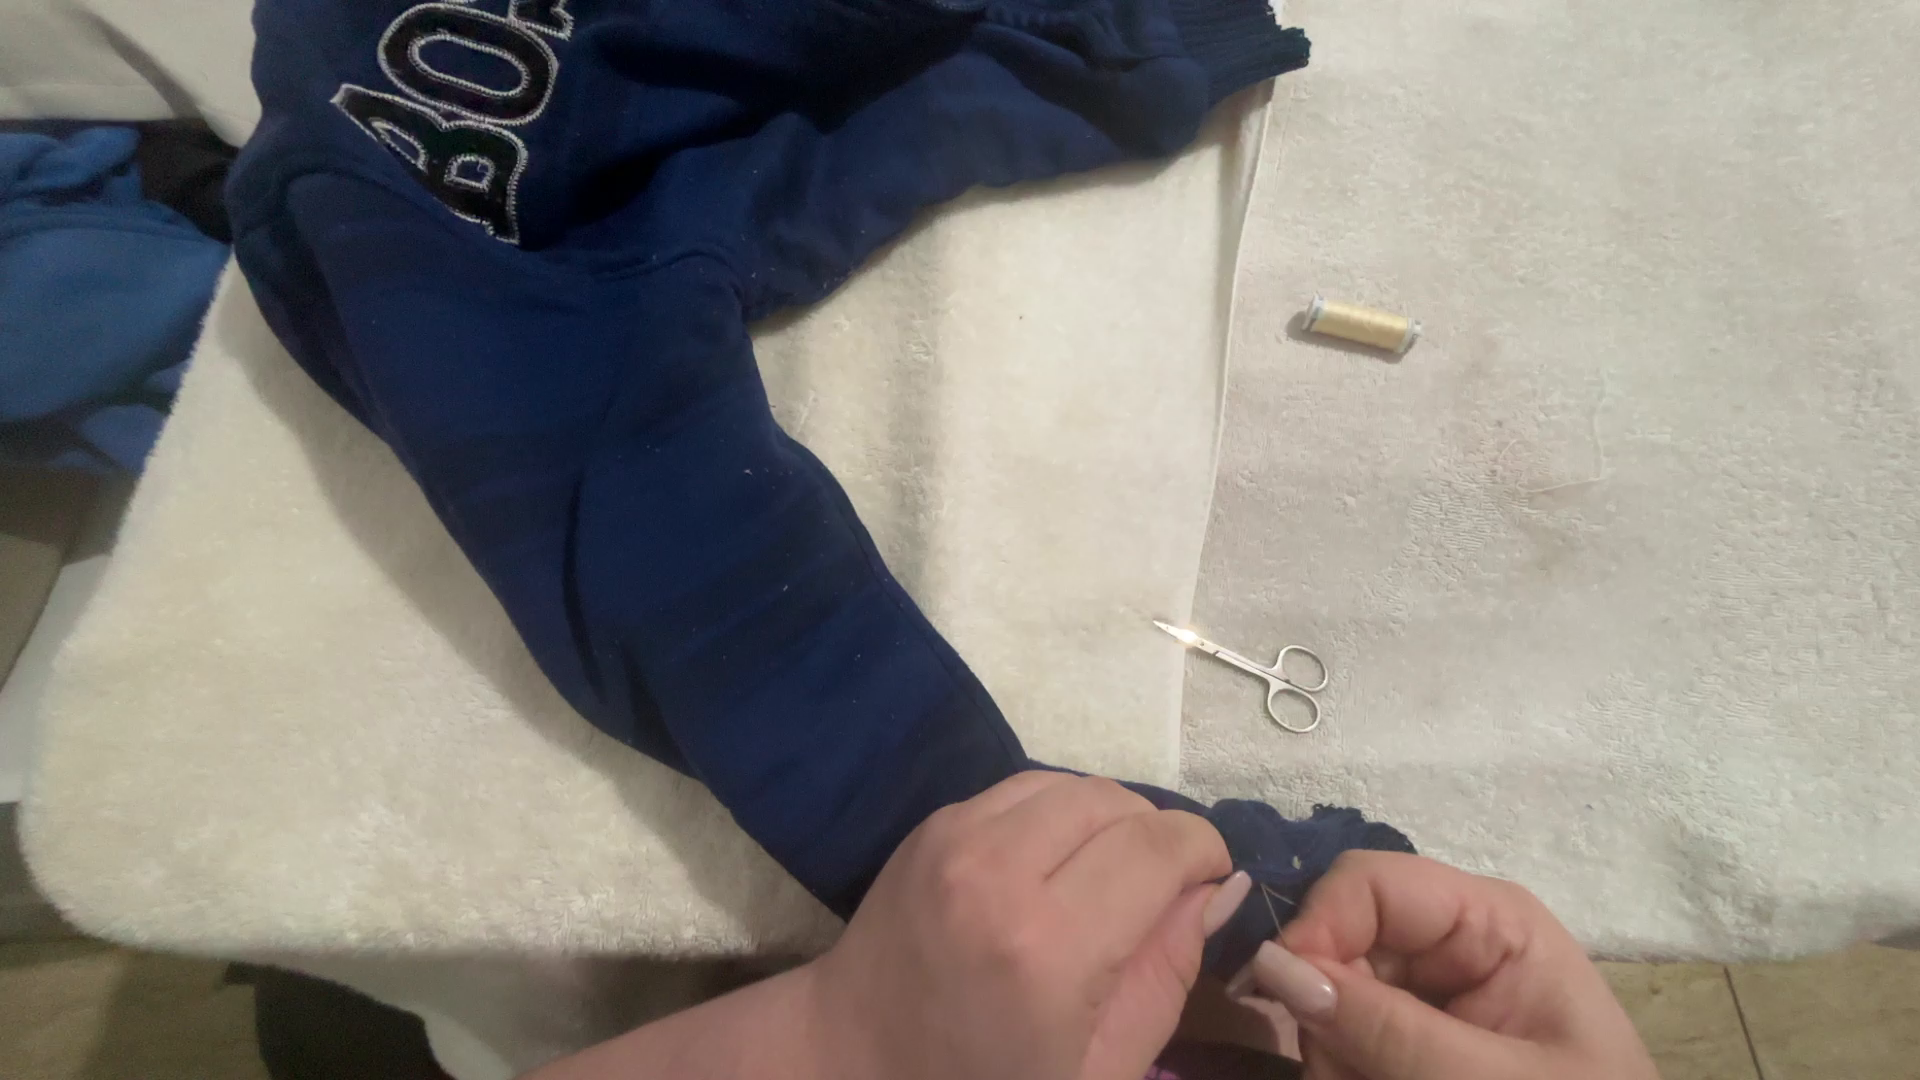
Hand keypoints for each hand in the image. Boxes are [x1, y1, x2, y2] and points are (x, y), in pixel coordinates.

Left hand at [801, 771, 1249, 1079]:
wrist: (854, 1055)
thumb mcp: (1100, 1067)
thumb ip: (1167, 971)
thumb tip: (1216, 888)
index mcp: (1046, 946)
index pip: (1155, 848)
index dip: (1202, 849)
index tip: (1213, 874)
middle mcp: (999, 868)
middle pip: (1114, 801)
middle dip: (1157, 830)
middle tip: (1162, 879)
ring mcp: (957, 833)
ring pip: (1070, 783)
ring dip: (1108, 816)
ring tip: (1109, 867)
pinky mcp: (936, 820)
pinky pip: (1023, 787)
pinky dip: (1058, 811)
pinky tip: (1055, 856)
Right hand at [1229, 851, 1657, 1079]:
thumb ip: (1388, 1028)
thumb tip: (1270, 963)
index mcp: (1487, 916)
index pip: (1366, 881)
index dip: (1316, 924)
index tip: (1279, 990)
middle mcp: (1445, 933)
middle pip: (1338, 934)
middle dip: (1323, 1003)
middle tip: (1336, 1070)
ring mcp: (1423, 980)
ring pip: (1325, 983)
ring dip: (1326, 1043)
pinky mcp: (1405, 1024)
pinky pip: (1338, 1023)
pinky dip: (1336, 1060)